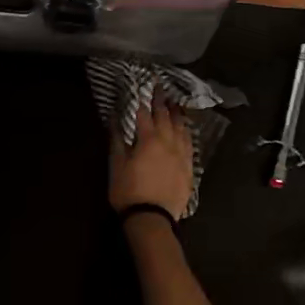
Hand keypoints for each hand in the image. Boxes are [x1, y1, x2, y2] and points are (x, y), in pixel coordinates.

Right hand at [110, 99, 193, 218]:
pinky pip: (189, 144)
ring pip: (181, 128)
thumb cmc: (129, 191)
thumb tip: (114, 119)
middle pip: (166, 117)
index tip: (144, 85)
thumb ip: (117, 139)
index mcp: (149, 139)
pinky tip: (185, 130)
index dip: (144, 98)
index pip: (146, 113)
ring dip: (177, 114)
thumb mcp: (116, 165)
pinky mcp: (189, 168)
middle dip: (162, 100)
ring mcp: (181, 155)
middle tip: (161, 87)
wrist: (152, 220)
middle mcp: (168, 142)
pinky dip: (186, 132)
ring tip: (175, 103)